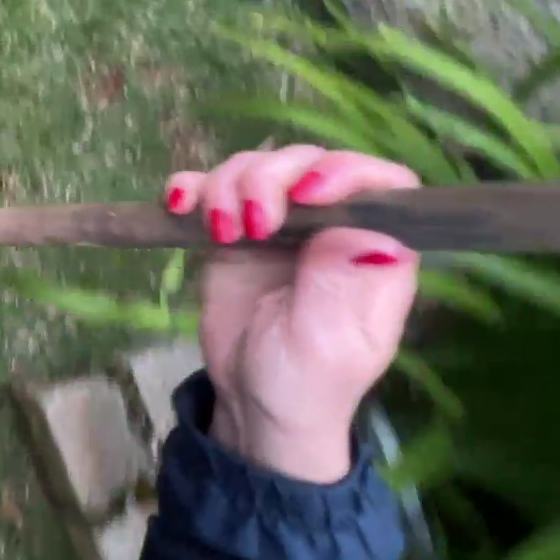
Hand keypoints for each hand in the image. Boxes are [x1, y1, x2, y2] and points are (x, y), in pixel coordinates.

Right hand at [164, 147, 419, 482]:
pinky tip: (177, 208)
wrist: (250, 397)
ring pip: (254, 166)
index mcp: (372, 252)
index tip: (305, 194)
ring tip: (217, 231)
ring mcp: (276, 223)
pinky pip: (206, 184)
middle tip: (248, 225)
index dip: (347, 172)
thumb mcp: (326, 345)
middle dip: (268, 179)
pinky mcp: (229, 226)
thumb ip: (339, 286)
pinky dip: (188, 186)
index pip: (382, 183)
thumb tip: (366, 231)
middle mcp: (327, 227)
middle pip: (306, 162)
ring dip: (225, 185)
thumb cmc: (304, 382)